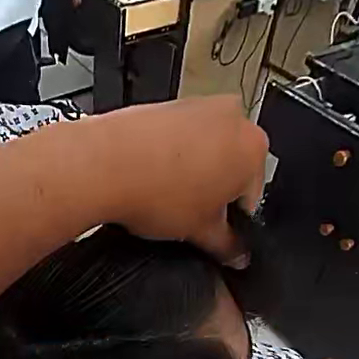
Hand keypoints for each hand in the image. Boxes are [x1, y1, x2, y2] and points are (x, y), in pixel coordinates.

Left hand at [85, 96, 266, 265]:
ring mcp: (200, 107)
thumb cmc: (156, 188)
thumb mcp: (201, 231)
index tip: (217, 232)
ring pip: (208, 152)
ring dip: (194, 176)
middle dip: (215, 194)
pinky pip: (182, 139)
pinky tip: (155, 179)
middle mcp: (233, 118)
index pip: (252, 196)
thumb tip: (237, 253)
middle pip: (232, 169)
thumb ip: (228, 246)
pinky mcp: (171, 105)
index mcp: (253, 148)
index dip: (234, 222)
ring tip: (169, 199)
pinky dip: (173, 159)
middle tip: (190, 217)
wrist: (105, 164)